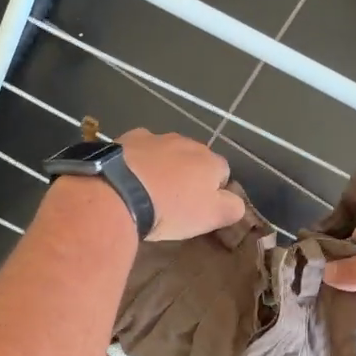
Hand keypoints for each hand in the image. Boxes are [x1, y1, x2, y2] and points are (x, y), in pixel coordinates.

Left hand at [117, 129, 243, 241]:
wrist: (119, 192)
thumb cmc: (170, 209)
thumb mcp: (211, 217)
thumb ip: (232, 208)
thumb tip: (236, 202)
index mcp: (211, 162)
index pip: (223, 174)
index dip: (213, 192)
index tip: (198, 209)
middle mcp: (188, 143)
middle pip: (195, 160)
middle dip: (188, 176)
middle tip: (173, 201)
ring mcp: (157, 137)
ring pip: (167, 152)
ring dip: (164, 166)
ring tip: (148, 190)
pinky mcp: (129, 138)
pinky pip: (141, 149)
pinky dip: (139, 160)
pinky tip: (128, 177)